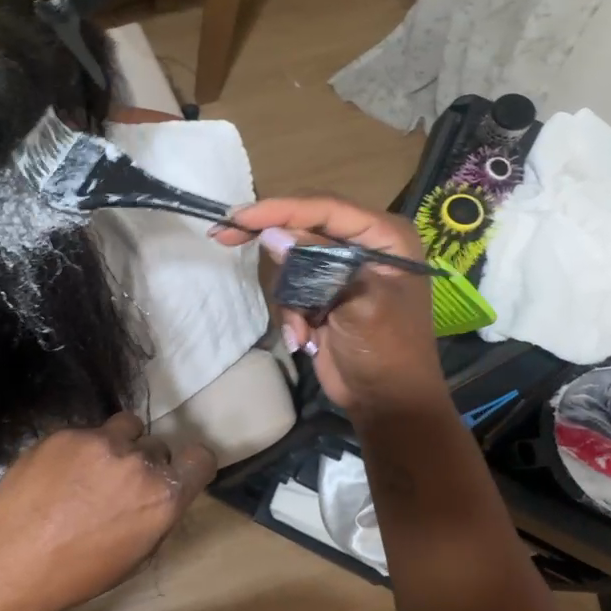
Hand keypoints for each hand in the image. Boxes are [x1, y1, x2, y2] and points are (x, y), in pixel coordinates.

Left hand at [0, 413, 213, 610]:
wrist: (5, 560)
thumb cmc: (73, 576)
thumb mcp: (133, 558)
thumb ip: (155, 517)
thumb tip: (159, 496)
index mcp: (163, 498)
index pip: (200, 458)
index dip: (189, 466)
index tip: (175, 475)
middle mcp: (137, 462)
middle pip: (157, 446)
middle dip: (145, 463)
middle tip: (118, 487)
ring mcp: (99, 441)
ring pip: (125, 427)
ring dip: (117, 445)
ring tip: (90, 472)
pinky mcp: (65, 432)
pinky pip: (86, 432)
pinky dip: (80, 448)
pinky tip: (57, 475)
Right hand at [212, 195, 446, 414]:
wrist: (388, 402)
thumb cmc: (388, 351)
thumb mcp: (359, 304)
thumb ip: (319, 265)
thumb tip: (272, 234)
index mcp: (386, 236)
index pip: (326, 209)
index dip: (281, 209)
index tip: (239, 217)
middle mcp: (365, 243)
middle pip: (305, 225)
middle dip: (270, 239)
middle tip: (223, 236)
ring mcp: (342, 269)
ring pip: (292, 261)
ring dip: (289, 298)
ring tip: (303, 331)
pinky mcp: (324, 292)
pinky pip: (292, 288)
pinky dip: (292, 314)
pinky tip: (304, 339)